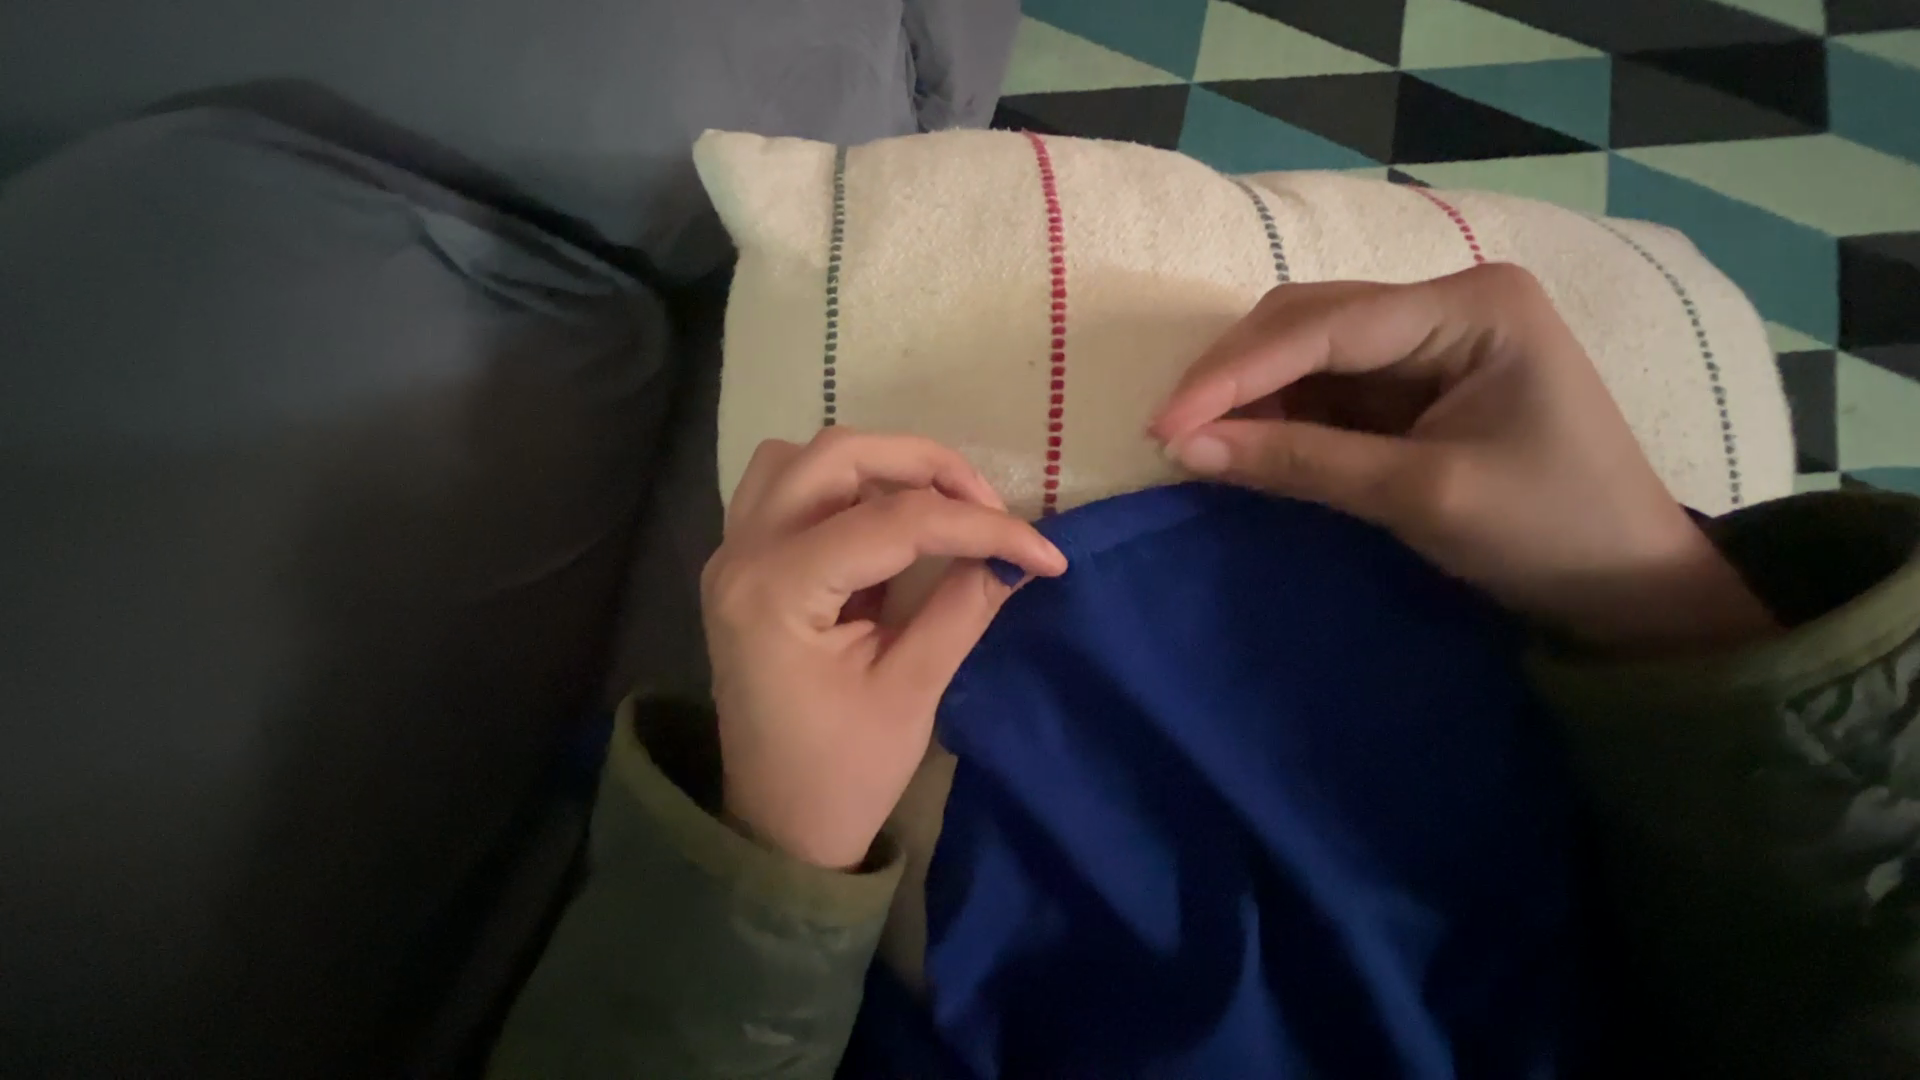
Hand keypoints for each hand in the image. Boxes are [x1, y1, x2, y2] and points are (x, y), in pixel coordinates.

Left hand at [702, 428, 1066, 869]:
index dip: (980, 527)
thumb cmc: (843, 773)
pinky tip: (880, 522)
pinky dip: (841, 486)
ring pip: (804, 459)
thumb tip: (1019, 553)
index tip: (1044, 552)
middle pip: (837, 454)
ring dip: (877, 466)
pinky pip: (787, 487)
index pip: (894, 522)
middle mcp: (741, 554)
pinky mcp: (743, 563)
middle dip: (925, 465)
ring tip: (934, 509)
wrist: (777, 824)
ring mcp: (733, 553)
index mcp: (777, 592)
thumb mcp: (913, 691)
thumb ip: (963, 606)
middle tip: (986, 508)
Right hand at [1150, 264, 1774, 652]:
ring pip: (1298, 350)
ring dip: (1241, 394)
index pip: (1326, 326)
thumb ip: (1300, 463)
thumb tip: (1184, 450)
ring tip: (1193, 444)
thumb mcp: (1419, 495)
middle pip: (1303, 321)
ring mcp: (1418, 343)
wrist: (1624, 583)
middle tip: (1169, 436)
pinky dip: (1267, 415)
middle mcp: (1439, 306)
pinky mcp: (1400, 385)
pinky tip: (1236, 442)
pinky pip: (1312, 387)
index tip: (1165, 426)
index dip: (1235, 374)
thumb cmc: (1549, 531)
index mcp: (1471, 307)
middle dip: (1231, 377)